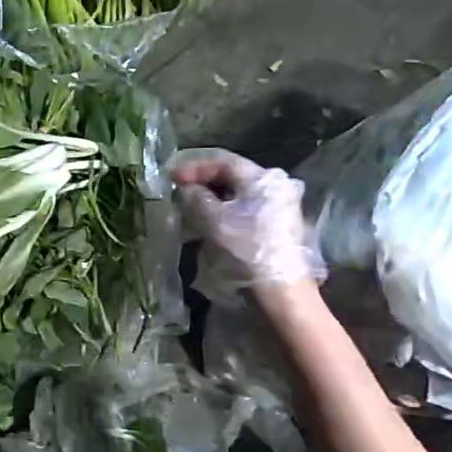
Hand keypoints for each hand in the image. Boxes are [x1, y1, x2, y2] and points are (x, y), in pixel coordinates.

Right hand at [170, 149, 325, 299]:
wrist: (279, 290)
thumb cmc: (246, 248)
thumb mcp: (212, 219)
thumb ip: (195, 197)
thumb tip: (187, 189)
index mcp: (261, 177)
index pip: (222, 161)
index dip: (193, 168)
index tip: (171, 178)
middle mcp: (275, 186)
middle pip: (232, 177)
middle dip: (202, 184)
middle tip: (179, 194)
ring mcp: (280, 207)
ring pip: (238, 196)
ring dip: (212, 201)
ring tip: (189, 212)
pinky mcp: (278, 227)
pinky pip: (246, 211)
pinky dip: (225, 214)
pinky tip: (209, 226)